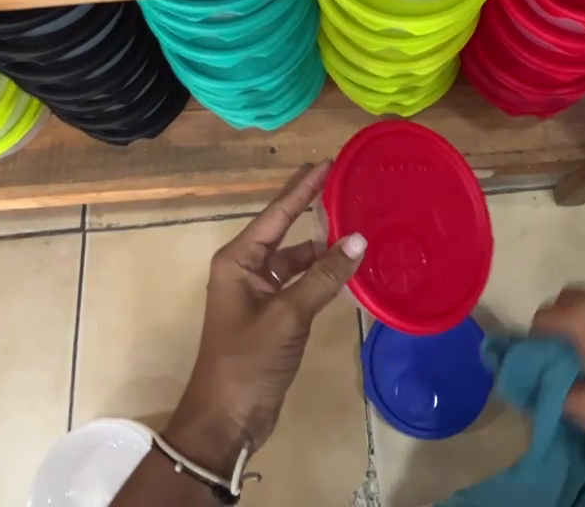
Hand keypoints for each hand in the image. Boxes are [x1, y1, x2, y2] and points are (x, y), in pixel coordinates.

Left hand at [163, 161, 366, 471]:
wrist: (225, 421)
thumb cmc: (248, 361)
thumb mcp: (288, 316)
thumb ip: (323, 277)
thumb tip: (358, 240)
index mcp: (239, 259)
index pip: (277, 213)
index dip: (303, 187)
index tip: (327, 162)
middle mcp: (246, 267)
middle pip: (285, 229)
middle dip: (312, 207)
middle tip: (344, 183)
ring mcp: (258, 292)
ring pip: (295, 258)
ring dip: (322, 247)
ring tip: (356, 227)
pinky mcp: (272, 314)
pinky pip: (300, 283)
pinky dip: (321, 275)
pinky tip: (346, 270)